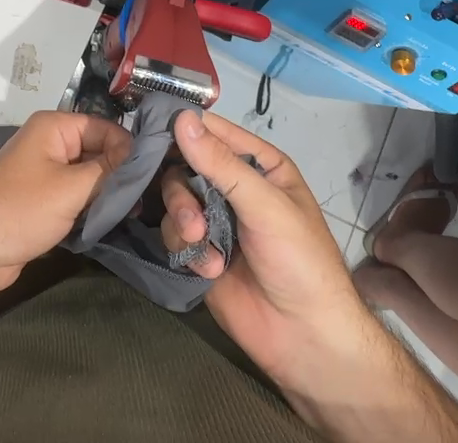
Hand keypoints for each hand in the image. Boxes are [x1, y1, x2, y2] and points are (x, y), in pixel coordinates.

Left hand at [0, 110, 132, 291]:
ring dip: (107, 190)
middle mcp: (49, 141)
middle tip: (146, 198)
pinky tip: (110, 218)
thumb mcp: (72, 189)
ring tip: (133, 210)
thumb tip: (143, 155)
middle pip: (98, 148)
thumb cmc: (22, 211)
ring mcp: (44, 169)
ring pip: (88, 172)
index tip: (151, 176)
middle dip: (120, 171)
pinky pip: (76, 191)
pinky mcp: (42, 195)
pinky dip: (91, 202)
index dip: (128, 149)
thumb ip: (110, 170)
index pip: (105, 127)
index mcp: (53, 126)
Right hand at [160, 111, 387, 416]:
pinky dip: (187, 250)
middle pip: (185, 165)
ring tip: (202, 247)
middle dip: (182, 192)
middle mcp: (234, 186)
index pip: (213, 131)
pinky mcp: (200, 251)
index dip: (184, 130)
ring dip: (184, 222)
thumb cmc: (300, 261)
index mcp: (259, 165)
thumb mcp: (266, 206)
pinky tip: (208, 270)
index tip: (152, 133)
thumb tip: (182, 118)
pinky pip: (174, 233)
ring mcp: (216, 219)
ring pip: (175, 199)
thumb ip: (221, 164)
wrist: (305, 339)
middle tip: (192, 220)